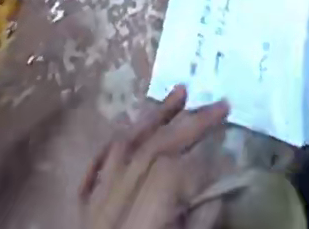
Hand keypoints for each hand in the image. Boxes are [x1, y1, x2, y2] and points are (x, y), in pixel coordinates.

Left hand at [81, 86, 228, 228]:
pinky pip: (96, 169)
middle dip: (186, 125)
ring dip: (153, 118)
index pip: (168, 174)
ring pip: (120, 150)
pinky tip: (132, 129)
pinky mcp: (77, 219)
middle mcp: (108, 213)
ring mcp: (88, 213)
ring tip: (180, 93)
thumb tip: (218, 195)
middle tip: (220, 105)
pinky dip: (117, 144)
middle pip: (148, 153)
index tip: (230, 153)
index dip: (201, 160)